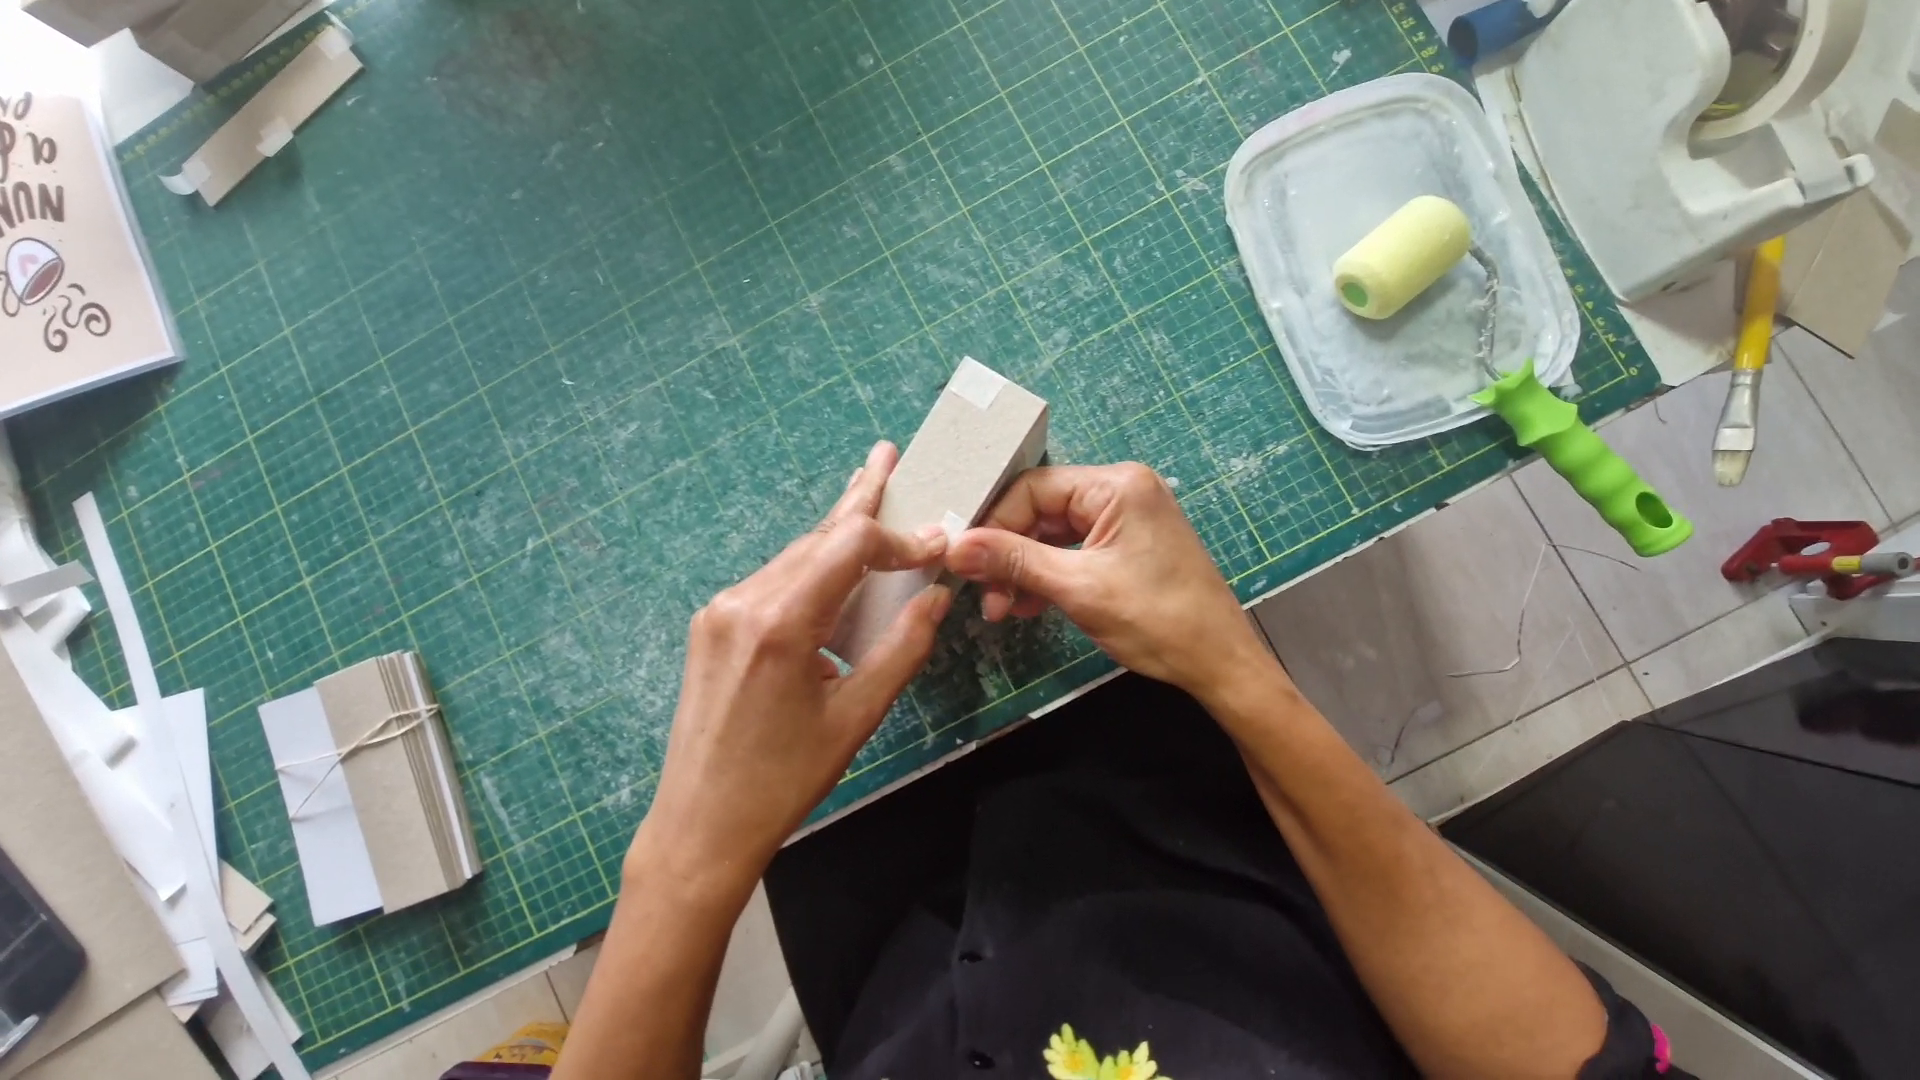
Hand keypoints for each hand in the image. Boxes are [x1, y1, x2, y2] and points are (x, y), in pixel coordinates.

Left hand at [635, 442, 951, 887]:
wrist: (701, 824)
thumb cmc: (784, 780)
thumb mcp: (858, 717)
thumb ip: (902, 648)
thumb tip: (936, 597)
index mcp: (781, 623)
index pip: (849, 546)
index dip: (898, 537)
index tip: (935, 541)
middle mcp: (742, 601)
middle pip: (816, 538)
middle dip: (860, 504)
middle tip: (887, 458)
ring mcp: (719, 610)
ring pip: (794, 557)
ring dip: (836, 538)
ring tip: (869, 499)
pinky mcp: (711, 624)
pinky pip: (772, 582)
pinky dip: (810, 570)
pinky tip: (834, 568)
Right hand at [946, 463, 1271, 696]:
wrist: (1220, 664)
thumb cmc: (1157, 621)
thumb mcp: (1078, 588)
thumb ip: (1014, 560)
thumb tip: (954, 547)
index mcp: (1116, 484)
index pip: (1032, 489)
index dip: (994, 524)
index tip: (964, 562)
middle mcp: (1120, 490)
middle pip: (1040, 511)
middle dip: (1008, 554)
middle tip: (986, 595)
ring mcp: (1124, 519)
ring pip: (1052, 534)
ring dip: (1024, 570)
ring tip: (1004, 609)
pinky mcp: (1125, 546)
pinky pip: (1072, 551)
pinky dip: (1048, 576)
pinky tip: (1029, 606)